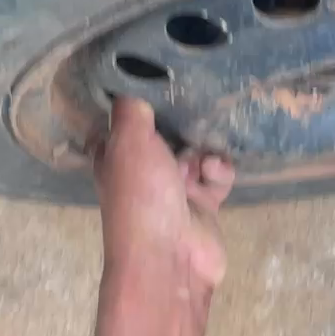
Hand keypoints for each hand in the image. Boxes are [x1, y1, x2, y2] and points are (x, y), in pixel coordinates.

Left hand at [94, 97, 234, 292]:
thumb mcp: (128, 141)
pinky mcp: (203, 202)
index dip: (139, 100)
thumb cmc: (141, 196)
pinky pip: (217, 174)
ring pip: (196, 149)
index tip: (158, 76)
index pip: (125, 118)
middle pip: (166, 130)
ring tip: (204, 151)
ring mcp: (174, 187)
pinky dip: (219, 170)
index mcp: (116, 154)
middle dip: (183, 119)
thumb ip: (131, 108)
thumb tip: (130, 81)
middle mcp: (143, 169)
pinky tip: (214, 173)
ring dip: (204, 146)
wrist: (170, 259)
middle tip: (198, 101)